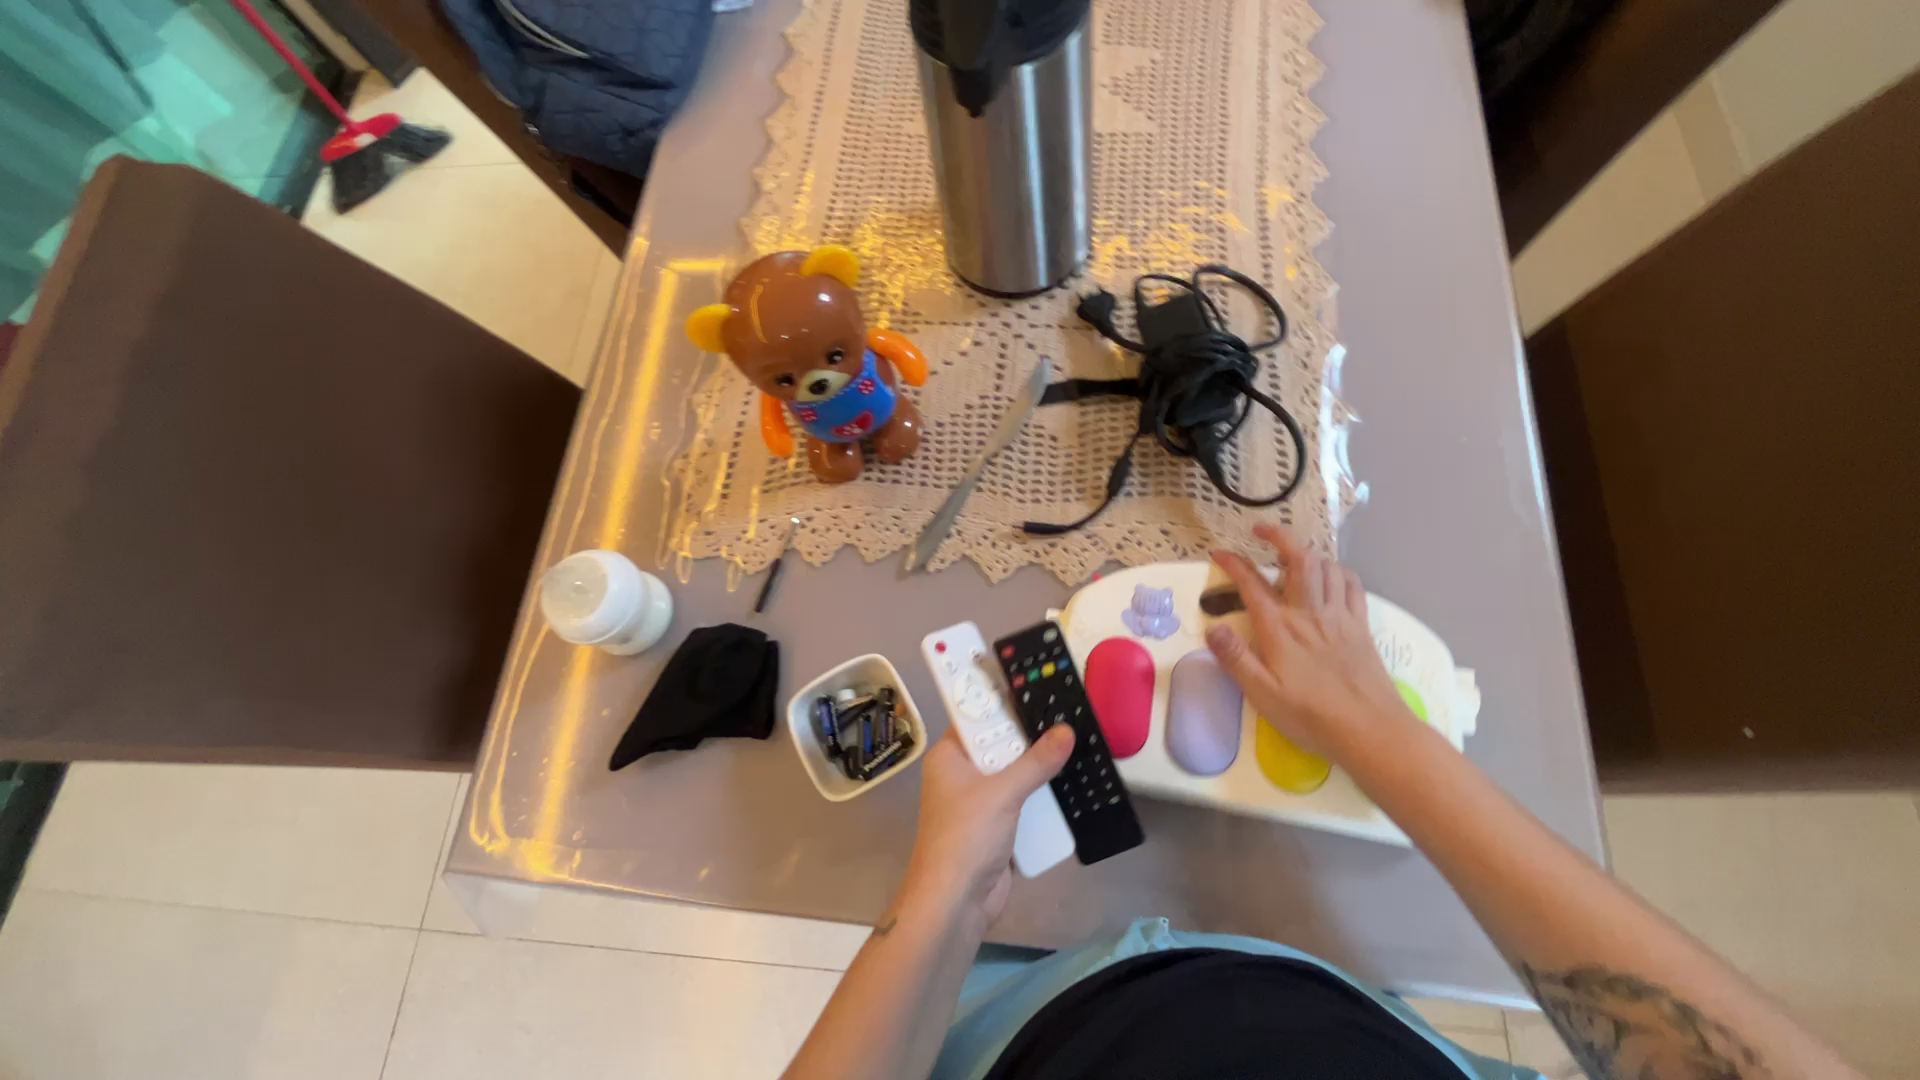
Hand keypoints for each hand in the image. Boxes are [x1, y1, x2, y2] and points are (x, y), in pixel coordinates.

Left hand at [899, 723, 1074, 924]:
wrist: (955, 902)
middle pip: (1000, 745)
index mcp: (950, 756)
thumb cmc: (967, 836)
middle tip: (1066, 717)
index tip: (1039, 691)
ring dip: (1038, 767)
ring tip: (1074, 745)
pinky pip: (1021, 800)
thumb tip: (1067, 730)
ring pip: (1013, 773)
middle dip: (1030, 737)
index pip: (977, 719)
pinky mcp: (996, 826)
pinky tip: (1067, 784)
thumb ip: (1037, 762)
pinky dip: (1040, 795)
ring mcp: (979, 801)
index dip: (1005, 705)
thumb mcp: (1003, 792)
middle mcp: (962, 774)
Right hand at [1206, 524, 1413, 759]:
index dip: (1233, 563)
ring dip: (1308, 552)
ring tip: (1292, 555)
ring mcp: (1339, 617)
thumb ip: (1235, 659)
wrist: (1371, 730)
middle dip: (1279, 537)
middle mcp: (1309, 613)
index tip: (1218, 552)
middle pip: (1299, 559)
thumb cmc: (1311, 716)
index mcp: (1280, 629)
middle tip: (1261, 532)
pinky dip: (1338, 571)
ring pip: (1326, 566)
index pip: (1252, 584)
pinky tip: (1330, 576)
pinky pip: (1351, 584)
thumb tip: (1212, 627)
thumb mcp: (1263, 694)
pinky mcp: (1360, 626)